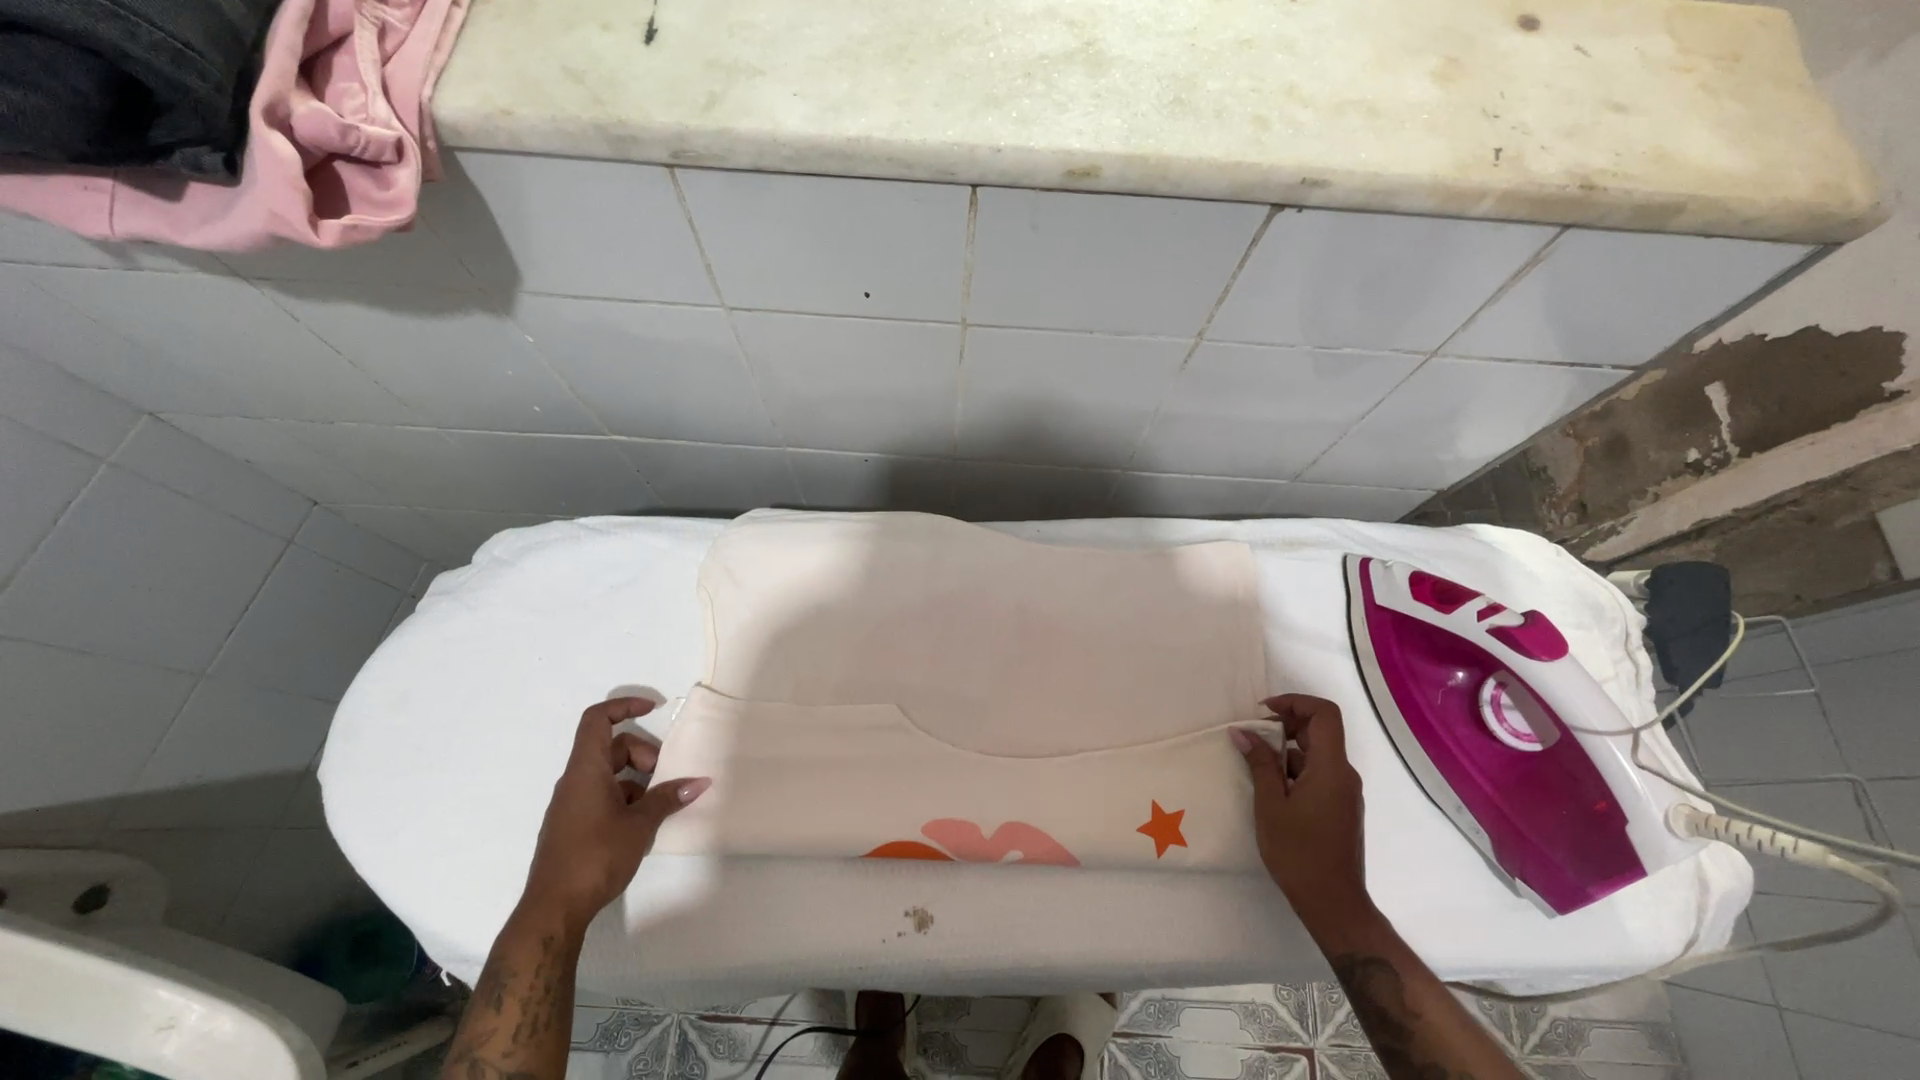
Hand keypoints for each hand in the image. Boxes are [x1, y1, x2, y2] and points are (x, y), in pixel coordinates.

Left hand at [520, 697, 710, 931]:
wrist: (554, 907)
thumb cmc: (596, 856)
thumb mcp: (640, 825)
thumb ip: (668, 798)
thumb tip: (699, 781)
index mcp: (586, 771)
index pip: (597, 719)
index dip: (625, 706)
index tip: (654, 709)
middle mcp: (575, 781)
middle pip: (611, 747)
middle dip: (643, 754)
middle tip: (664, 778)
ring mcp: (572, 805)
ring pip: (609, 775)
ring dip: (637, 781)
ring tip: (658, 806)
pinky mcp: (573, 826)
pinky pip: (602, 796)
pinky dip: (625, 800)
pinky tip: (642, 826)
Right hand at [1231, 694, 1370, 924]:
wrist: (1332, 902)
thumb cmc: (1298, 852)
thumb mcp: (1271, 805)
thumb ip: (1260, 764)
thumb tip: (1243, 733)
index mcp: (1331, 768)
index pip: (1324, 714)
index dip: (1294, 703)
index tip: (1263, 712)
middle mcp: (1344, 775)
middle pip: (1320, 732)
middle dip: (1285, 726)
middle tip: (1252, 737)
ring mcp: (1345, 793)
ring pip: (1317, 756)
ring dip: (1287, 752)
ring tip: (1255, 766)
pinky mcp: (1341, 809)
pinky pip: (1319, 775)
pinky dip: (1295, 771)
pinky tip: (1272, 790)